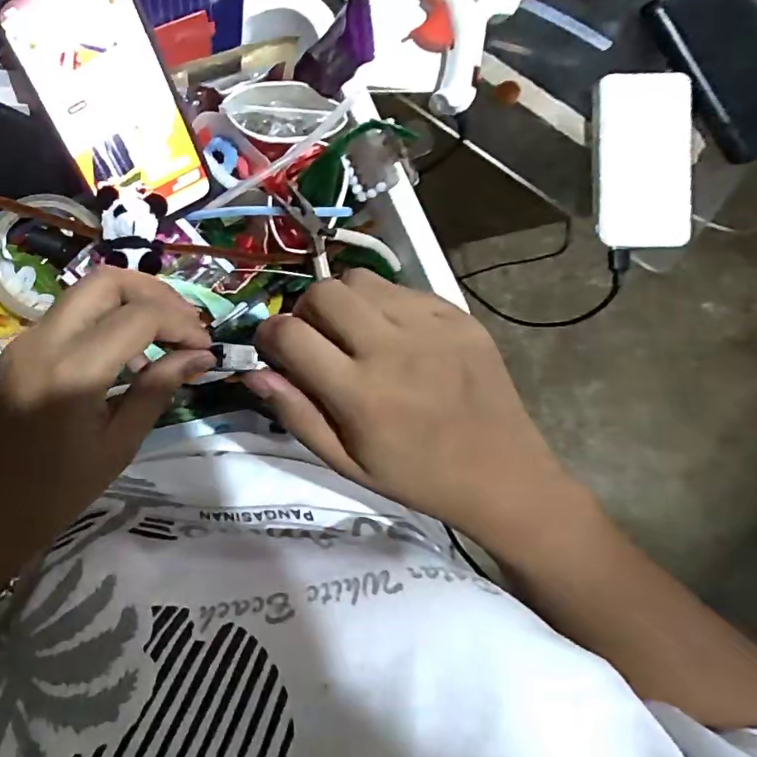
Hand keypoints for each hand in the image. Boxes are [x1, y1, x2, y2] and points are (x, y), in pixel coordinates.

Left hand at [0, 268, 213, 593]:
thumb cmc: (55, 492)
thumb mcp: (117, 445)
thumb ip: (157, 389)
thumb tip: (199, 356)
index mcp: (72, 370)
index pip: (138, 315)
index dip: (180, 323)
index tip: (206, 347)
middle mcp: (45, 340)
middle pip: (108, 280)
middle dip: (156, 293)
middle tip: (187, 326)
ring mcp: (27, 339)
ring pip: (87, 291)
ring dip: (132, 301)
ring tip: (166, 338)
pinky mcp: (21, 347)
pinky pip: (71, 313)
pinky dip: (107, 317)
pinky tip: (130, 352)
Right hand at [245, 269, 593, 539]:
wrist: (502, 475)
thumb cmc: (415, 477)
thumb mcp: (345, 462)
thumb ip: (296, 414)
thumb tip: (254, 372)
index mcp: (360, 393)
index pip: (290, 334)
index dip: (269, 335)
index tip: (272, 348)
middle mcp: (393, 349)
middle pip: (323, 292)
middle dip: (305, 311)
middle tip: (315, 339)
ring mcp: (431, 326)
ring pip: (361, 279)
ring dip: (343, 300)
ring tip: (354, 332)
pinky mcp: (458, 316)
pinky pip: (402, 288)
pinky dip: (384, 305)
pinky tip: (396, 335)